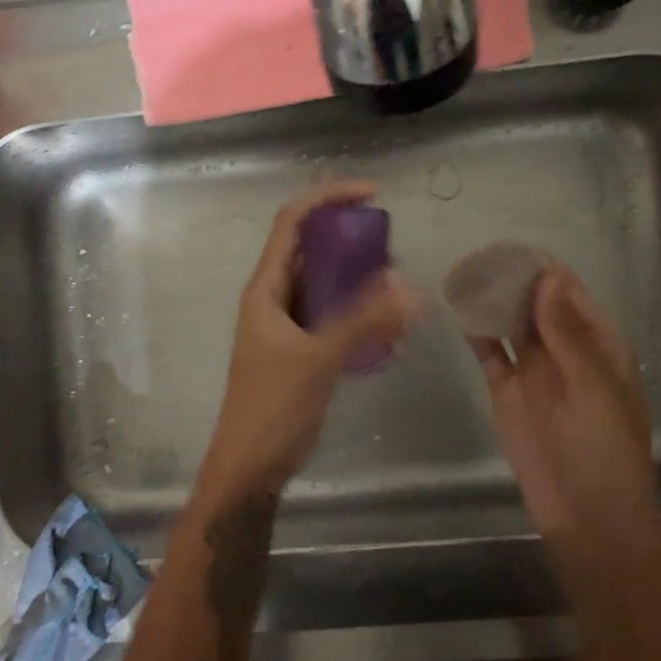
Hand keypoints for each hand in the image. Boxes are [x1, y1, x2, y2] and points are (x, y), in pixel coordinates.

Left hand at [199, 181, 416, 498]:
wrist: (250, 465)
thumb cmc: (273, 408)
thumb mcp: (319, 359)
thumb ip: (364, 322)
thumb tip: (411, 289)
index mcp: (265, 289)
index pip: (292, 223)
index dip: (329, 199)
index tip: (373, 195)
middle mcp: (273, 299)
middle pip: (310, 250)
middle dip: (349, 239)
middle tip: (392, 245)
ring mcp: (286, 326)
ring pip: (323, 285)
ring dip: (356, 277)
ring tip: (396, 282)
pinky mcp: (299, 351)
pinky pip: (331, 317)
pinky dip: (357, 312)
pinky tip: (388, 324)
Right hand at [469, 266, 655, 532]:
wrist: (587, 515)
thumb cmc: (604, 452)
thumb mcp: (594, 388)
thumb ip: (568, 335)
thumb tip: (548, 279)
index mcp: (598, 346)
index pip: (569, 294)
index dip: (542, 270)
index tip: (510, 250)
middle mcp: (565, 352)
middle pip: (536, 305)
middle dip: (511, 281)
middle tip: (476, 258)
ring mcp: (534, 373)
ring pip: (511, 326)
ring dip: (491, 303)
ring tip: (462, 275)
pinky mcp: (507, 394)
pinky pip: (491, 356)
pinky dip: (477, 335)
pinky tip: (459, 313)